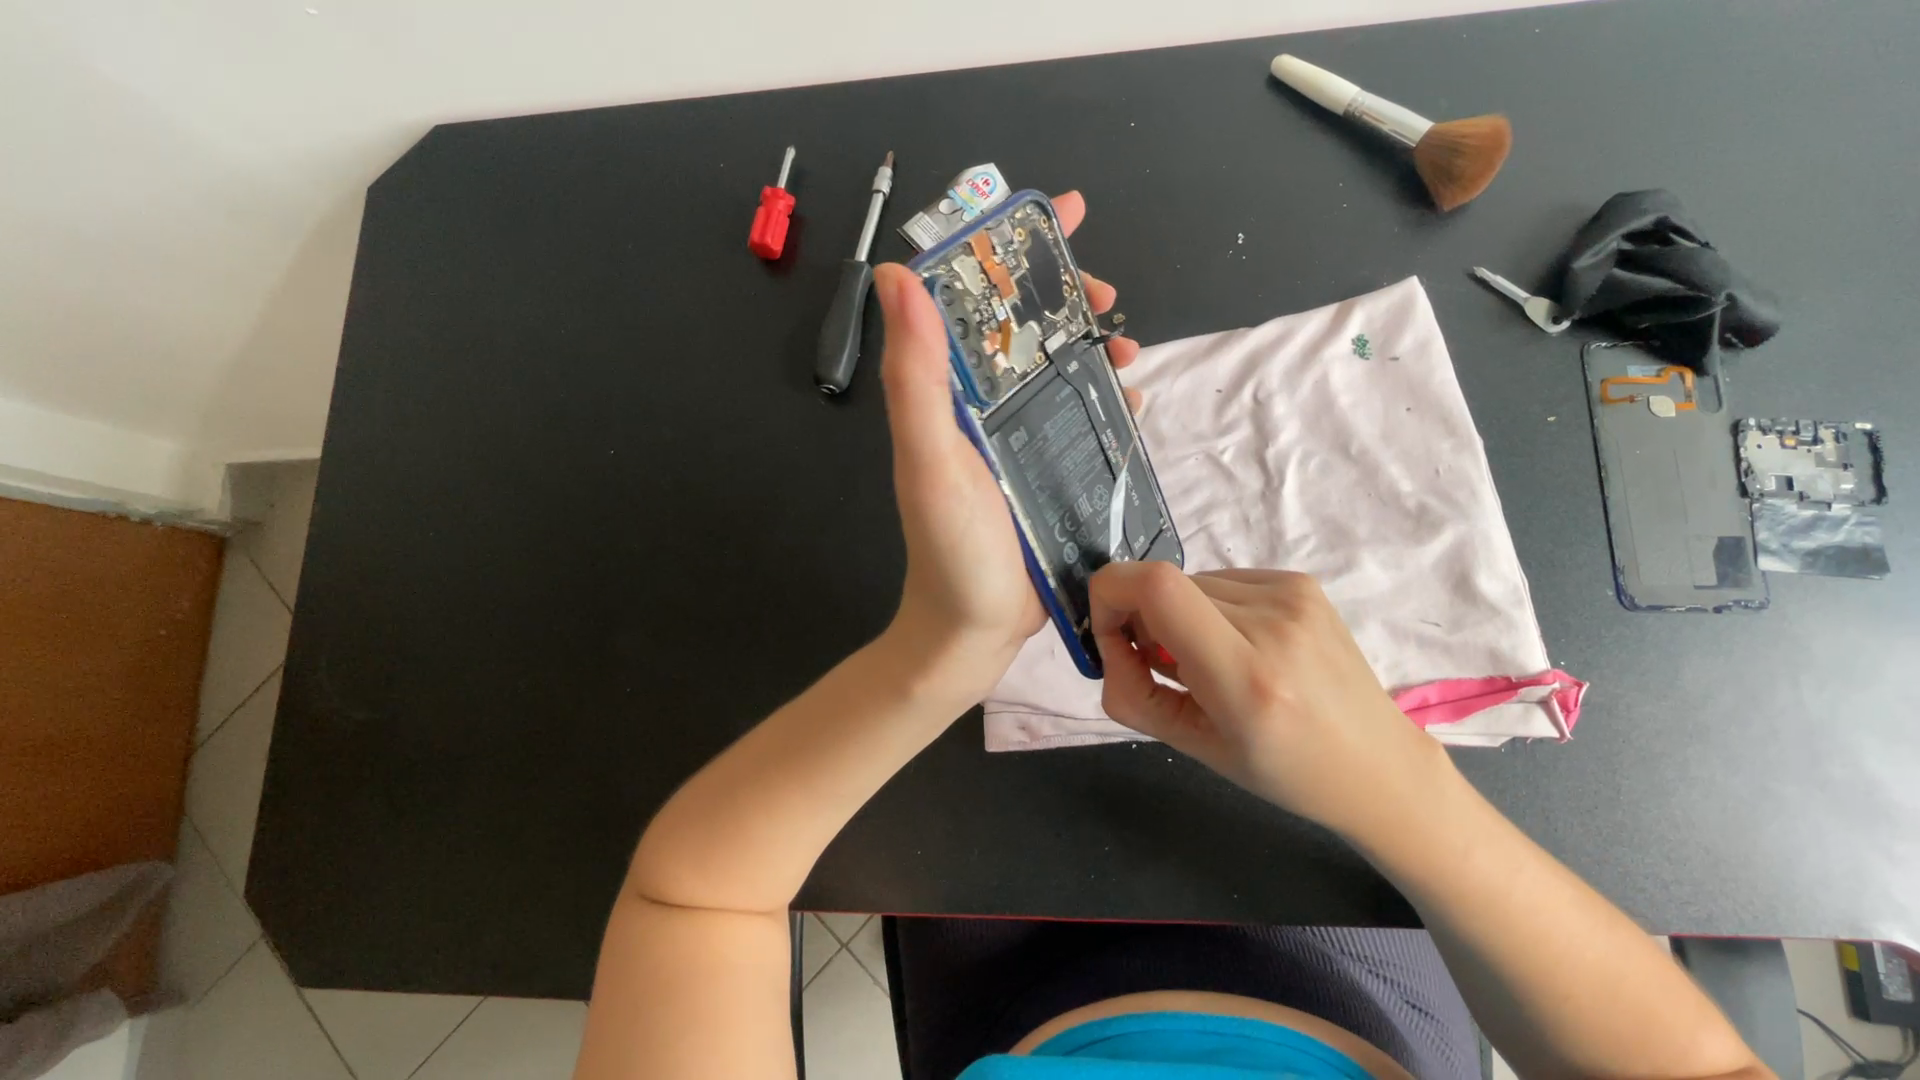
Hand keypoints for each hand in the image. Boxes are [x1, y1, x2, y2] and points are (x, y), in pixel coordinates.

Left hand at [874, 192, 1139, 688]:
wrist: (974, 630)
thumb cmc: (949, 549)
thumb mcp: (928, 459)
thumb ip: (915, 375)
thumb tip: (895, 273)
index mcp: (951, 392)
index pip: (976, 300)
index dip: (1013, 249)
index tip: (1063, 213)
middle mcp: (983, 405)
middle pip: (1028, 327)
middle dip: (1069, 297)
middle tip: (1106, 298)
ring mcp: (1019, 438)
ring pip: (1062, 368)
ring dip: (1096, 346)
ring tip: (1129, 353)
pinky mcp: (1049, 470)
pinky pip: (1084, 419)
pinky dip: (1110, 400)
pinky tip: (1136, 402)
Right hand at [1088, 563, 1450, 836]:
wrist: (1377, 764)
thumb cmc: (1281, 771)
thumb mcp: (1192, 746)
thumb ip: (1131, 692)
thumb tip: (1108, 638)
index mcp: (1245, 677)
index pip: (1157, 588)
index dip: (1111, 594)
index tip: (1109, 632)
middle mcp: (1273, 623)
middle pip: (1165, 585)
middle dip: (1141, 618)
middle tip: (1162, 666)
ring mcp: (1292, 595)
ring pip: (1191, 582)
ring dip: (1179, 616)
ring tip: (1210, 663)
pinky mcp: (1301, 582)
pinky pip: (1223, 580)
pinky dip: (1211, 610)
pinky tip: (1240, 647)